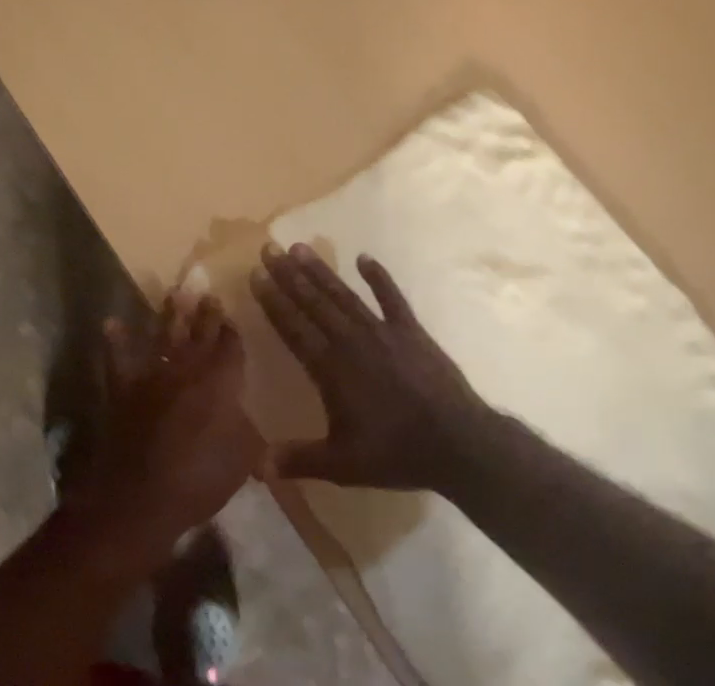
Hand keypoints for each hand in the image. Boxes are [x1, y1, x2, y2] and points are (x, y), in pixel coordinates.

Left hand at [70, 293, 264, 560]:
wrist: (142, 497)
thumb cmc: (201, 480)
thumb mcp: (242, 459)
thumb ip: (248, 432)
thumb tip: (244, 418)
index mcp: (221, 383)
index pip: (230, 347)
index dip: (231, 332)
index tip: (230, 316)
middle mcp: (187, 370)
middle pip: (198, 334)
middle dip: (204, 313)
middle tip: (205, 291)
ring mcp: (152, 377)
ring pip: (162, 336)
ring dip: (168, 314)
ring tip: (173, 292)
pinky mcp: (123, 389)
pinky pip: (118, 358)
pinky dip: (115, 340)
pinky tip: (111, 322)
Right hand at [251, 243, 496, 494]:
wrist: (459, 444)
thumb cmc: (396, 453)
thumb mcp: (342, 464)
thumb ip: (299, 460)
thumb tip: (258, 466)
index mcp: (330, 369)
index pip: (293, 328)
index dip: (273, 302)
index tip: (255, 276)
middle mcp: (352, 342)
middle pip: (314, 303)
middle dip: (289, 276)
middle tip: (269, 248)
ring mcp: (384, 333)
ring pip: (345, 295)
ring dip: (321, 272)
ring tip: (300, 248)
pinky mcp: (412, 333)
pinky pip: (392, 299)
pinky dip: (379, 278)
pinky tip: (364, 258)